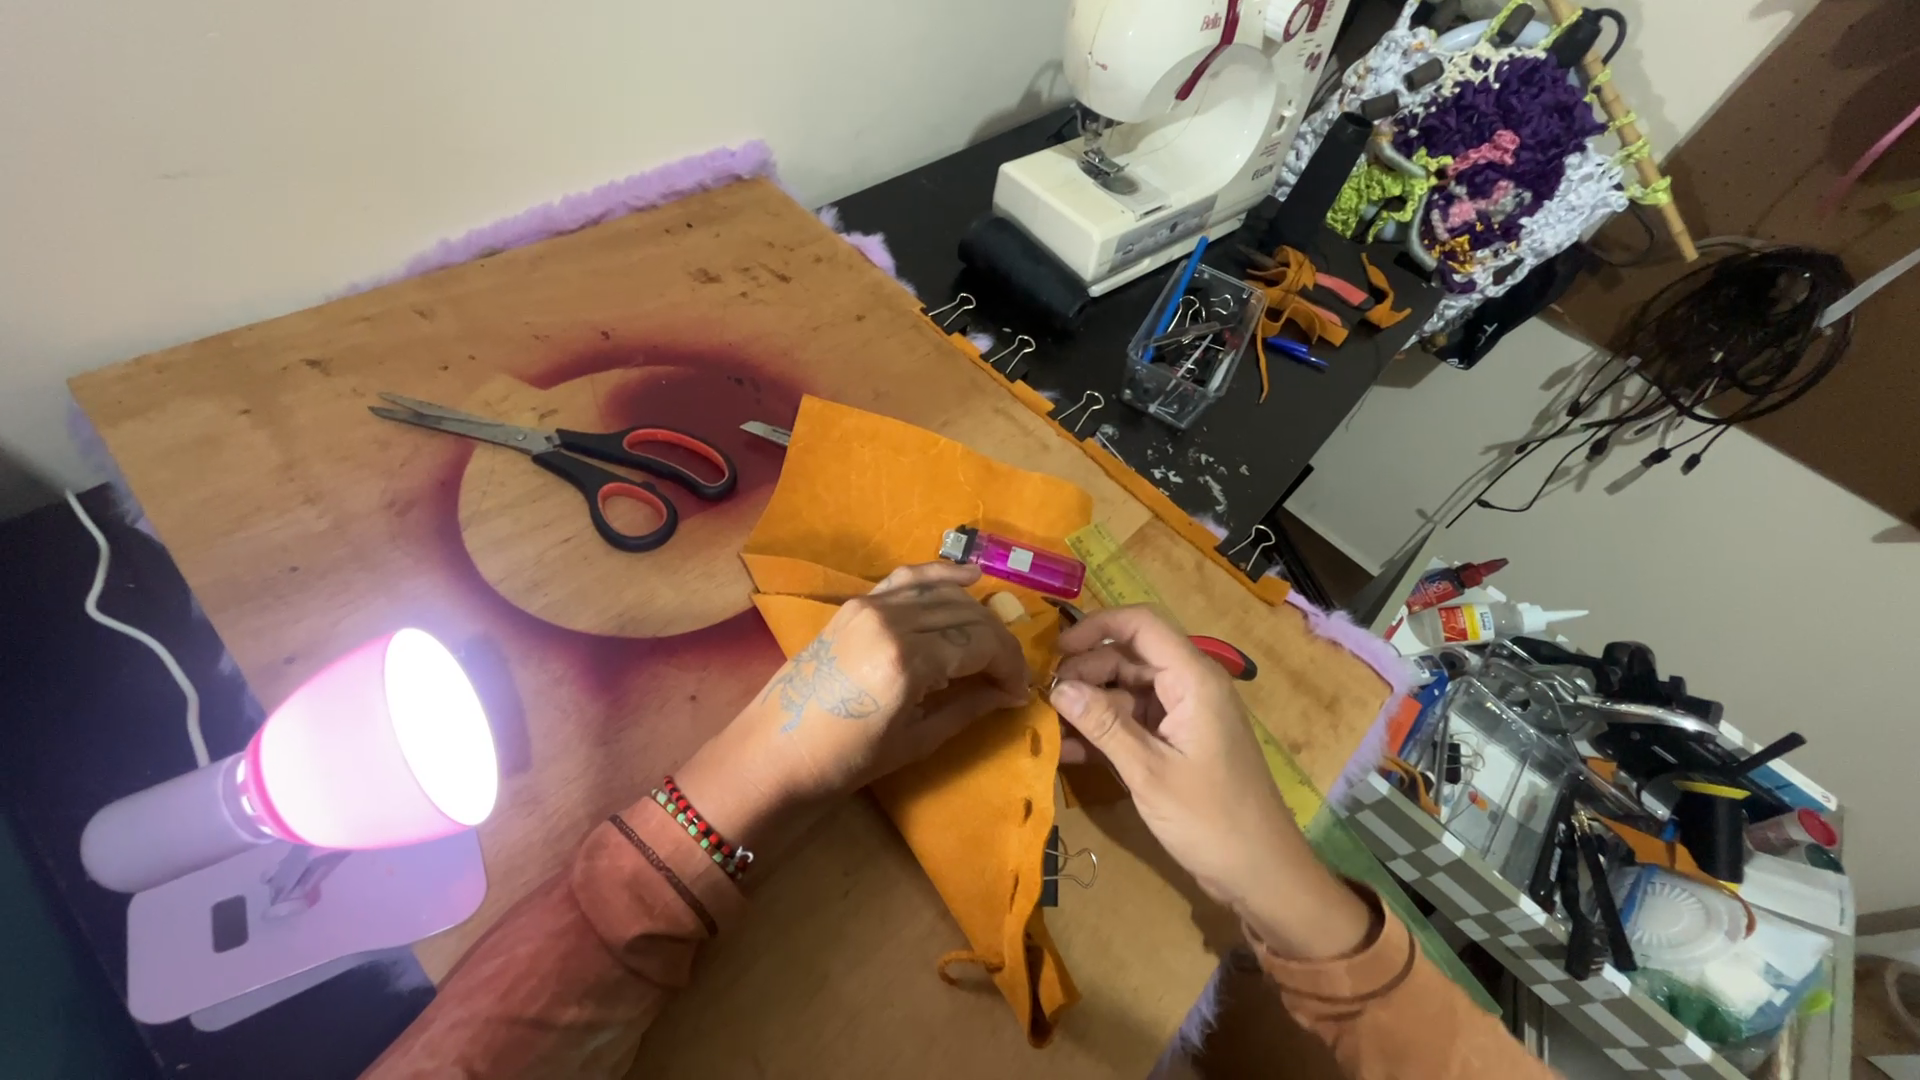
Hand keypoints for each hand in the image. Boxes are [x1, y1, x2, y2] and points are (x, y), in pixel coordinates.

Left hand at [677, 563, 1029, 862]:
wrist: (775, 754)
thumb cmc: (846, 761)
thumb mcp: (916, 740)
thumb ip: (969, 706)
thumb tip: (1011, 694)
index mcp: (908, 660)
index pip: (981, 644)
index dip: (1009, 666)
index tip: (1020, 690)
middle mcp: (892, 621)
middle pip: (967, 615)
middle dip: (998, 644)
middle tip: (1009, 675)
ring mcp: (870, 606)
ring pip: (942, 595)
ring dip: (975, 614)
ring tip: (991, 642)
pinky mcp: (856, 604)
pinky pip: (906, 579)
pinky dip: (939, 575)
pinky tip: (969, 575)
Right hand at [1048, 606, 1372, 959]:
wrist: (1262, 875)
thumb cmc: (1212, 819)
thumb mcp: (1150, 772)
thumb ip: (1103, 725)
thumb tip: (1057, 687)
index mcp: (1193, 679)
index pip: (1141, 625)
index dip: (1096, 627)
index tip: (1056, 650)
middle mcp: (1188, 687)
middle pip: (1127, 657)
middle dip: (1085, 672)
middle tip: (1046, 700)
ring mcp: (1182, 715)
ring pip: (1124, 690)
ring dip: (1088, 705)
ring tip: (1048, 725)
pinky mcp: (1175, 742)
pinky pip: (1132, 722)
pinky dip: (1103, 731)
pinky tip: (1068, 750)